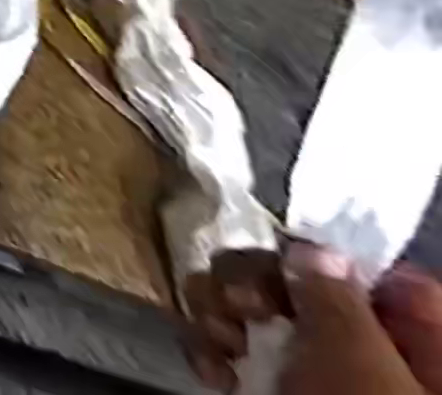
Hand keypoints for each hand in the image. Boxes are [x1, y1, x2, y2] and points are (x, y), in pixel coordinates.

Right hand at [186, 243, 441, 393]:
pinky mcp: (269, 384)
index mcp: (427, 350)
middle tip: (239, 308)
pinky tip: (211, 369)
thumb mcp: (362, 370)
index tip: (280, 261)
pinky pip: (229, 342)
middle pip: (301, 283)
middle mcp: (375, 355)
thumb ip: (338, 303)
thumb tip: (313, 247)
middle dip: (249, 284)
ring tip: (220, 344)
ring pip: (252, 307)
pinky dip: (209, 347)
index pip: (387, 278)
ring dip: (218, 313)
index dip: (326, 259)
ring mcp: (317, 374)